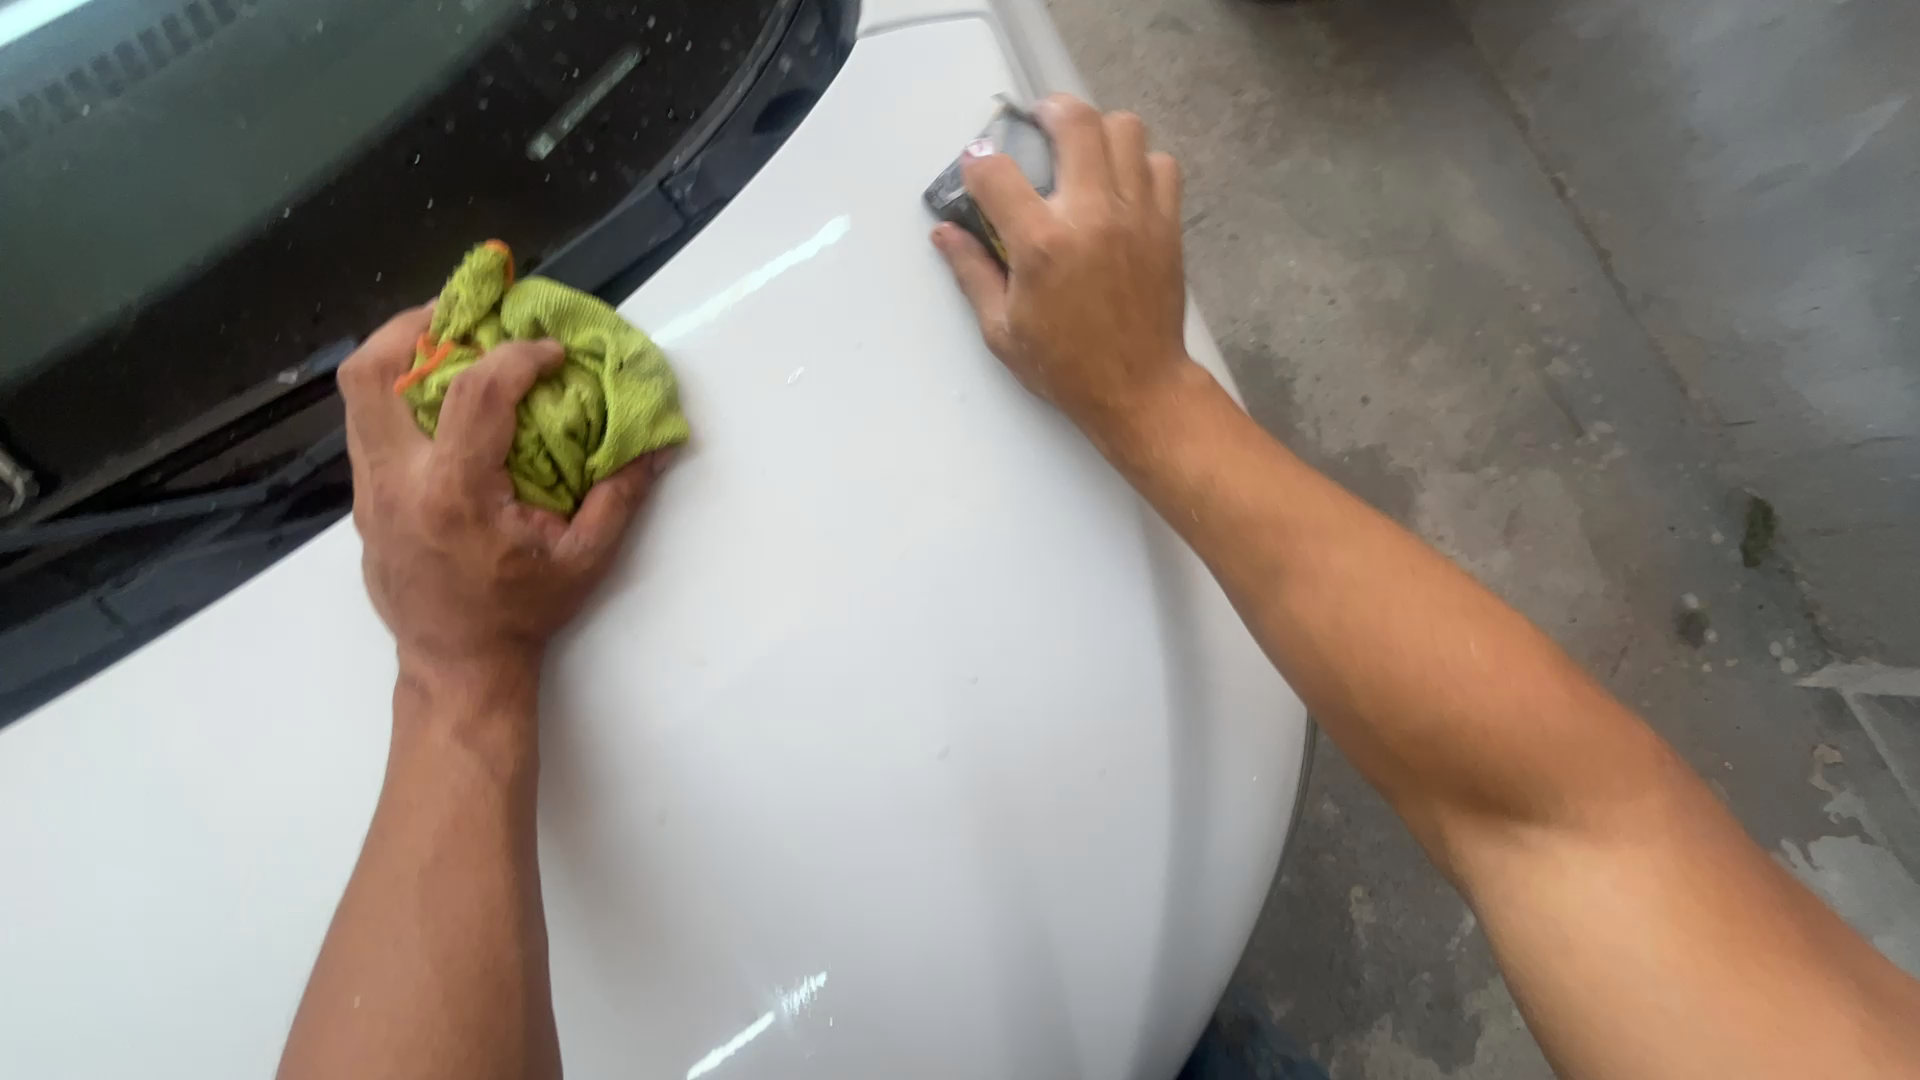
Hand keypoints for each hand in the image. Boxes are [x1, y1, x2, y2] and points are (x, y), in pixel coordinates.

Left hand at [337, 306, 666, 696]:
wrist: (457, 661)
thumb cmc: (524, 612)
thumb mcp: (586, 558)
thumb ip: (621, 496)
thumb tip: (656, 447)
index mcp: (455, 493)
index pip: (475, 395)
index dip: (517, 358)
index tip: (552, 351)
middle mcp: (397, 481)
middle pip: (374, 374)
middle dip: (416, 325)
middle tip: (465, 310)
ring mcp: (370, 490)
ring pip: (358, 395)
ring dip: (401, 354)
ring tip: (452, 341)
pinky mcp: (365, 500)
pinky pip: (369, 425)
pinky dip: (402, 393)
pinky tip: (445, 401)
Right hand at [931, 94, 1195, 447]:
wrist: (1137, 388)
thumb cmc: (1064, 367)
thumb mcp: (1002, 330)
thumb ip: (972, 273)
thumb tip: (945, 234)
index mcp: (1042, 245)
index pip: (997, 173)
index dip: (978, 164)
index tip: (977, 170)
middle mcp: (1091, 216)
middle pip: (1074, 120)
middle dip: (1048, 112)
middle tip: (1038, 128)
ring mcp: (1136, 215)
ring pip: (1125, 128)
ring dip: (1098, 131)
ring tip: (1084, 155)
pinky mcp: (1166, 225)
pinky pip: (1162, 163)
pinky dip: (1140, 163)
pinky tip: (1122, 187)